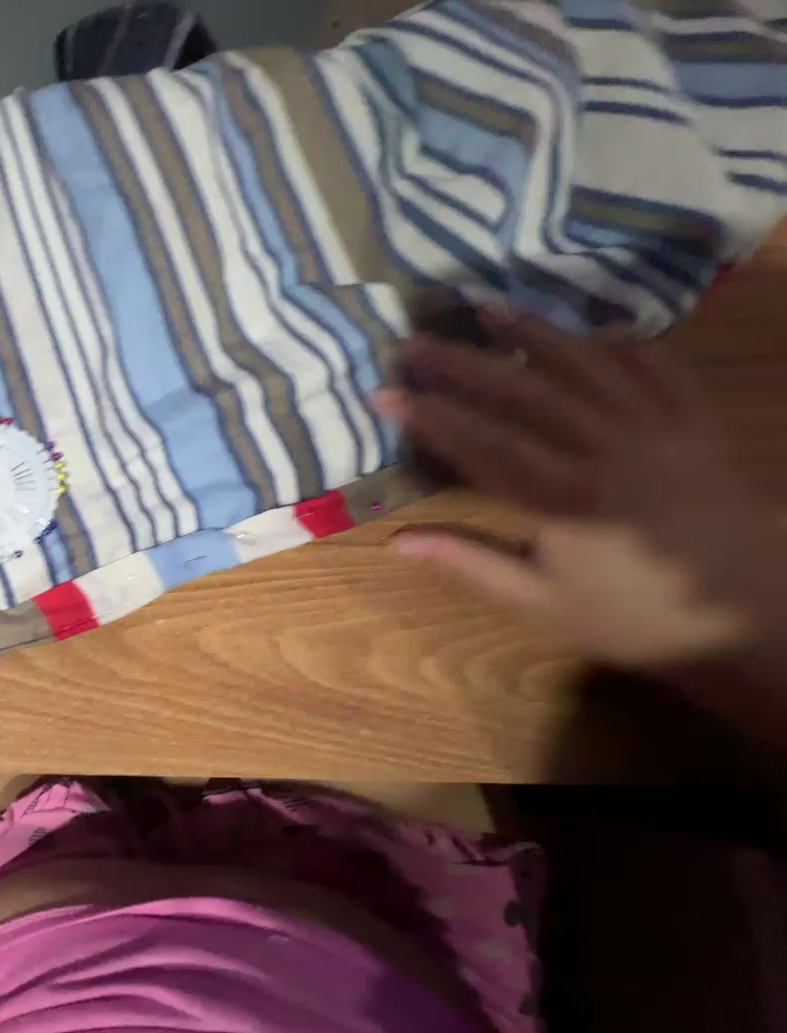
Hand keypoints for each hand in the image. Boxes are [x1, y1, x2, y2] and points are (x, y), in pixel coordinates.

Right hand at [376, 306, 785, 665]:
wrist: (758, 621)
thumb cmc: (635, 617)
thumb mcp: (540, 604)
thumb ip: (470, 564)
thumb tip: (398, 541)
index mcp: (567, 500)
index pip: (483, 445)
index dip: (430, 417)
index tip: (386, 394)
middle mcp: (613, 454)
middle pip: (529, 395)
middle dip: (466, 365)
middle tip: (416, 342)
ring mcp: (663, 435)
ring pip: (592, 370)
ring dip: (536, 335)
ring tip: (490, 307)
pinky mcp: (699, 432)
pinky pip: (664, 375)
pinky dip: (630, 346)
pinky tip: (597, 329)